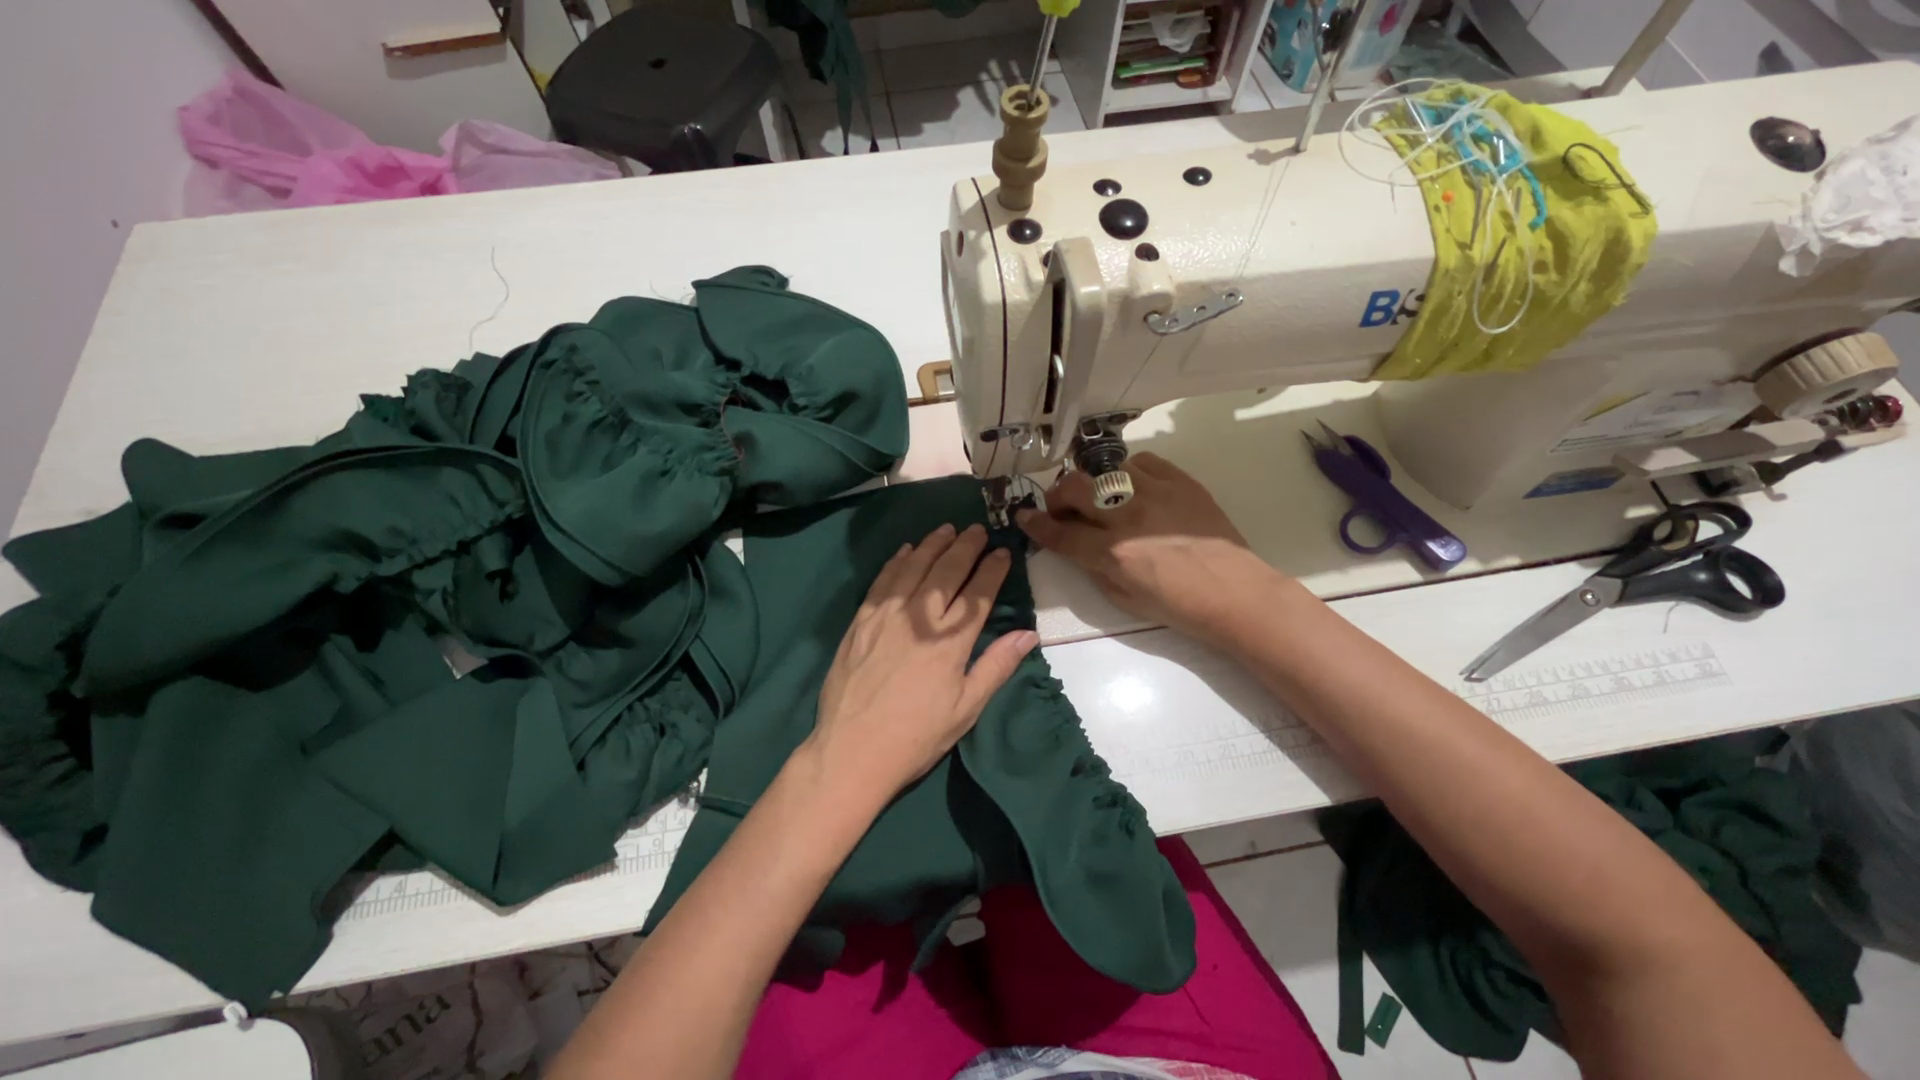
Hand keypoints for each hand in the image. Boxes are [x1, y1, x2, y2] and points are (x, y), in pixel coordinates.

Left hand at [806, 523, 1039, 806]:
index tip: (1003, 552)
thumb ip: (996, 666)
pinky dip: (896, 561)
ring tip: (947, 530)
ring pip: (913, 567)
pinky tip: (906, 550)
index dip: (992, 569)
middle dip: (966, 547)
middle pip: (946, 571)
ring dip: (932, 545)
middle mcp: (919, 619)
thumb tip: (1027, 634)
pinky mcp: (860, 621)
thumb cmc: (916, 736)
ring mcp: (885, 616)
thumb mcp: (966, 709)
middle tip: (978, 530)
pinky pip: (882, 580)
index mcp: (950, 642)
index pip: (978, 594)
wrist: (852, 750)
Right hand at [1017, 453, 1278, 641]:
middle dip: (1057, 497)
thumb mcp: (1124, 599)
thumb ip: (1094, 569)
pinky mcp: (1180, 481)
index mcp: (1113, 553)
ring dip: (1093, 483)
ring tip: (1099, 496)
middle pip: (1075, 489)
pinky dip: (1127, 472)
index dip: (1036, 525)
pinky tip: (1131, 487)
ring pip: (1105, 470)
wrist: (1234, 592)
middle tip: (1060, 507)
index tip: (1024, 518)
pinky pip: (1142, 462)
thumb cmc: (1179, 606)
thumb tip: (1076, 546)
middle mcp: (1128, 517)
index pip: (1061, 534)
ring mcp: (1155, 493)